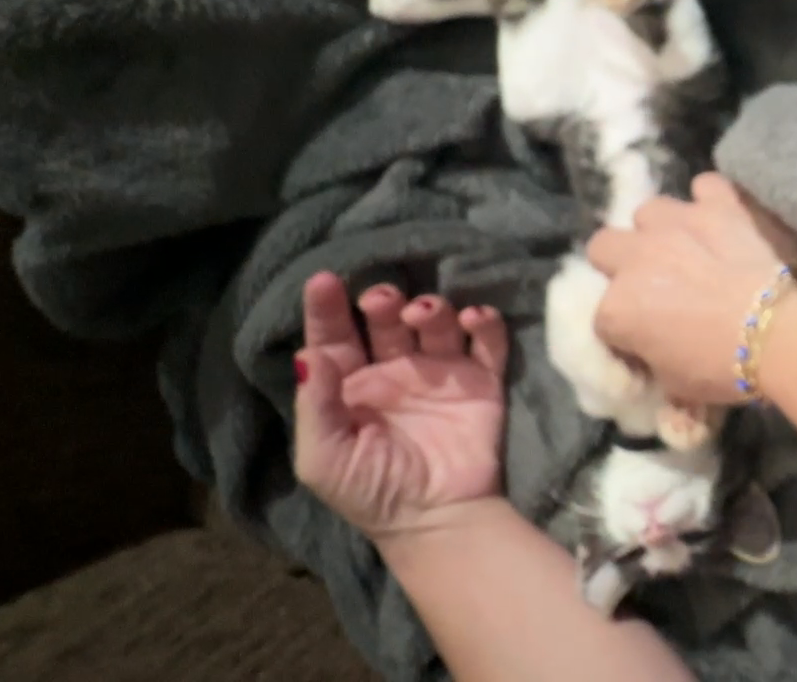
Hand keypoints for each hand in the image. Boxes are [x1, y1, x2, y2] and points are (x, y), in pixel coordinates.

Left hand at [292, 273, 510, 543]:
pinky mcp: (484, 380)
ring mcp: (444, 373)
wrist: (436, 517)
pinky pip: (488, 342)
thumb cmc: (370, 491)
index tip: (324, 279)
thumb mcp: (325, 457)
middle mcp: (398, 371)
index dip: (327, 309)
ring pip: (438, 324)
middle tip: (382, 298)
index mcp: (353, 387)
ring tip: (424, 313)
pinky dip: (485, 324)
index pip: (336, 339)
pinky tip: (475, 318)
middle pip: (390, 321)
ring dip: (432, 308)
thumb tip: (308, 352)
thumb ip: (317, 404)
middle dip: (385, 301)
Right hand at [586, 172, 796, 406]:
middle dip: (624, 261)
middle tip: (657, 280)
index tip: (649, 336)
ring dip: (665, 227)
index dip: (626, 327)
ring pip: (651, 210)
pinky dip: (715, 200)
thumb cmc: (732, 365)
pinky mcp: (722, 198)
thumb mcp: (680, 388)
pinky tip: (731, 216)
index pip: (603, 318)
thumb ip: (656, 364)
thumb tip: (659, 357)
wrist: (790, 326)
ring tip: (695, 245)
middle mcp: (638, 256)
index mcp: (617, 309)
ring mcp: (680, 220)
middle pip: (606, 246)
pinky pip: (706, 186)